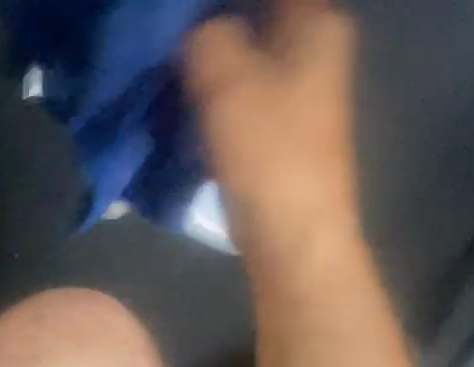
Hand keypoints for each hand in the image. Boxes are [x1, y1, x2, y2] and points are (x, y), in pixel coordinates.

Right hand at [183, 0, 360, 251]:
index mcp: (315, 24)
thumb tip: (192, 32)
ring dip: (199, 67)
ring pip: (238, 60)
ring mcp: (295, 92)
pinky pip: (234, 96)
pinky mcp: (275, 130)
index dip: (212, 5)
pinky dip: (206, 99)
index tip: (172, 19)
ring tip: (158, 78)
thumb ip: (206, 40)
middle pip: (250, 19)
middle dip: (204, 31)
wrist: (292, 237)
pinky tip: (176, 112)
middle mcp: (313, 49)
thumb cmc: (269, 155)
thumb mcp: (228, 84)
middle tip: (158, 47)